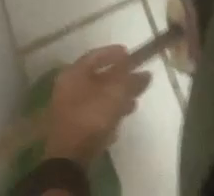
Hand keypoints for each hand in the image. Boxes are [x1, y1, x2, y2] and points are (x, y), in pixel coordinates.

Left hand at [41, 46, 152, 165]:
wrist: (68, 159)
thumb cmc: (91, 117)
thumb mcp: (115, 94)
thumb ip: (131, 81)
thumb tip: (146, 73)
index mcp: (73, 74)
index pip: (94, 55)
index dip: (113, 53)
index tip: (130, 53)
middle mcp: (67, 89)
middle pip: (97, 78)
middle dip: (119, 79)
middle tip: (136, 79)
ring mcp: (67, 111)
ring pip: (96, 98)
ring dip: (115, 99)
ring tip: (133, 103)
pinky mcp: (72, 130)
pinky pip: (92, 115)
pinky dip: (107, 115)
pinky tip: (119, 122)